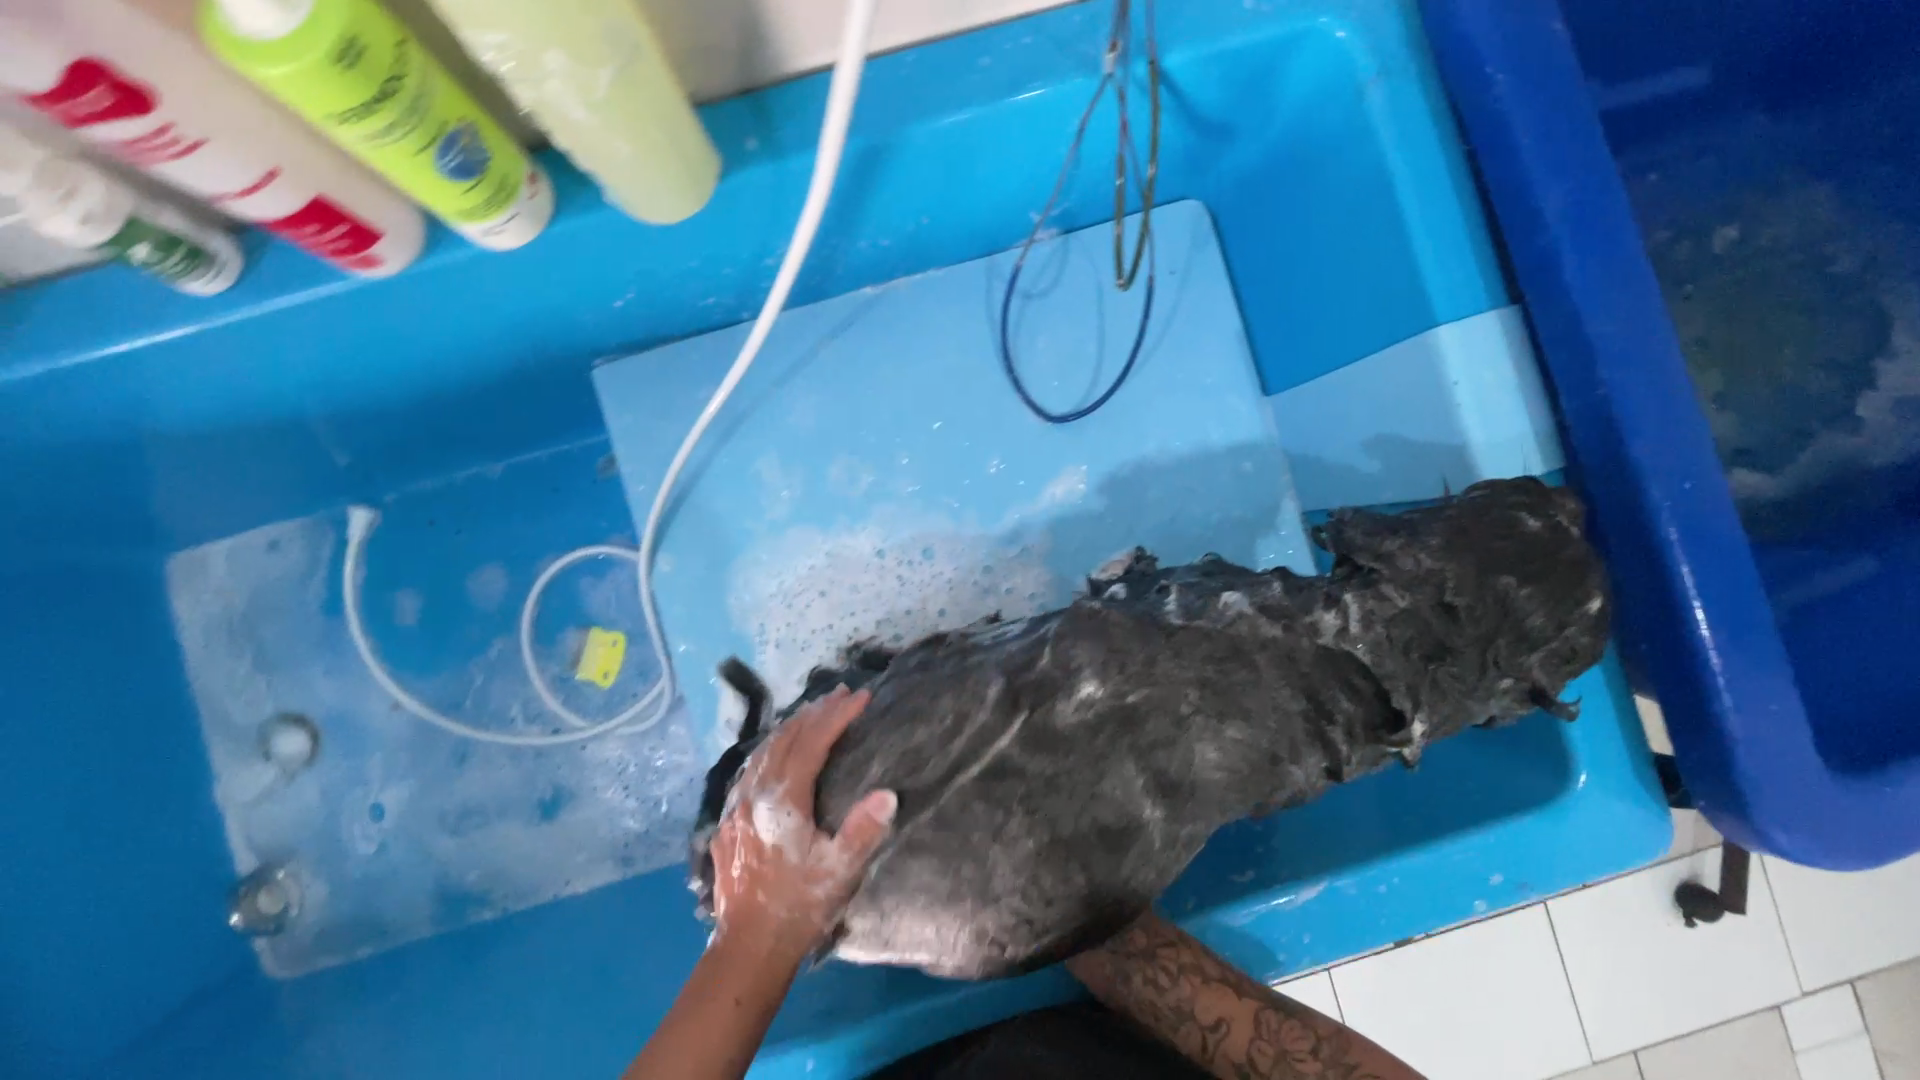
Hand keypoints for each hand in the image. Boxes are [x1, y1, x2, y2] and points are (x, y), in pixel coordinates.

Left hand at [710, 685, 897, 961]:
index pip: (812, 742)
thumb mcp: (840, 870)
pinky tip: (776, 753)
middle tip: (841, 693)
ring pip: (763, 751)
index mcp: (783, 799)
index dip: (838, 716)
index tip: (861, 696)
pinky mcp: (728, 822)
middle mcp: (755, 793)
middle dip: (815, 712)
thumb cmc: (799, 905)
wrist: (748, 946)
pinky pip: (750, 770)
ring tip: (813, 713)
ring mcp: (737, 806)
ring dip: (791, 727)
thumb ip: (864, 829)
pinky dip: (770, 749)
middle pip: (785, 738)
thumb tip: (888, 793)